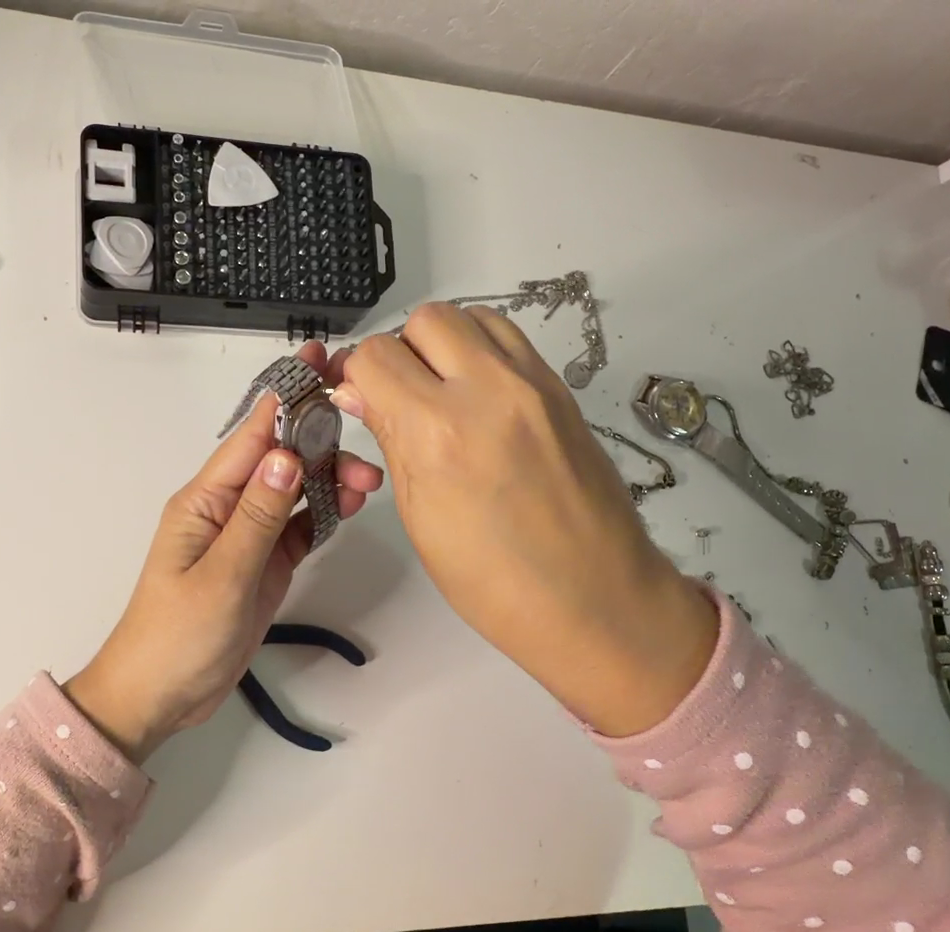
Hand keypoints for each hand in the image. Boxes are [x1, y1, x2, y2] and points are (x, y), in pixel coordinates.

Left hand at [66, 342, 383, 761]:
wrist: (160, 696)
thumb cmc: (177, 636)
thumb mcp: (222, 576)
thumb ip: (258, 517)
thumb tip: (286, 453)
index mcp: (204, 501)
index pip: (250, 436)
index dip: (287, 398)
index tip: (323, 362)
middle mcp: (226, 510)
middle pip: (279, 459)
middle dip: (322, 446)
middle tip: (370, 457)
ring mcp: (247, 538)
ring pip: (295, 492)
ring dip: (330, 482)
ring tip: (370, 488)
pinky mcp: (263, 565)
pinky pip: (298, 527)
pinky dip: (324, 515)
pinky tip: (351, 507)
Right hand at [332, 303, 715, 735]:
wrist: (593, 597)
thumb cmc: (491, 580)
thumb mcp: (419, 515)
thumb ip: (391, 440)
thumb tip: (359, 394)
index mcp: (439, 432)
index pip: (376, 357)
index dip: (356, 376)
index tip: (356, 401)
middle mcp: (489, 390)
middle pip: (425, 319)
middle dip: (399, 351)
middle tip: (398, 395)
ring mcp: (534, 384)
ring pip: (472, 316)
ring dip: (443, 343)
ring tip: (440, 392)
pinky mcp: (562, 390)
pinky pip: (510, 341)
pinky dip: (481, 353)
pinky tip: (477, 399)